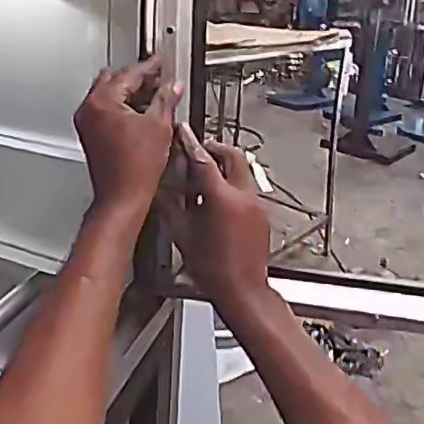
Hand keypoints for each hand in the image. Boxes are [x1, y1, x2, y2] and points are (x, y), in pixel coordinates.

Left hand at [74, 56, 180, 221]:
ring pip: (109, 95)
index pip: (128, 74)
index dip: (149, 67)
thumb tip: (172, 87)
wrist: (122, 197)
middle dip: (138, 78)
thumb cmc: (134, 170)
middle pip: (114, 80)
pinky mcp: (91, 135)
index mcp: (102, 102)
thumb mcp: (159, 126)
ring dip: (130, 92)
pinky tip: (142, 113)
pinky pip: (106, 110)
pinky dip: (123, 107)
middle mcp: (89, 110)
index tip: (160, 64)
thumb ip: (166, 100)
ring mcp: (88, 123)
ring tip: (154, 96)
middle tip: (158, 78)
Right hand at [168, 122, 270, 308]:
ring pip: (240, 173)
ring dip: (223, 169)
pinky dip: (231, 187)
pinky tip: (215, 204)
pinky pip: (245, 191)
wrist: (243, 291)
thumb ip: (173, 206)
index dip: (191, 143)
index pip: (204, 159)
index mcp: (222, 198)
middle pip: (232, 155)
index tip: (184, 132)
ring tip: (203, 182)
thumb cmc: (213, 270)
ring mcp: (256, 205)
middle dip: (215, 149)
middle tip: (198, 151)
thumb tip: (163, 188)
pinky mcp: (261, 216)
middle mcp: (243, 197)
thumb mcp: (183, 235)